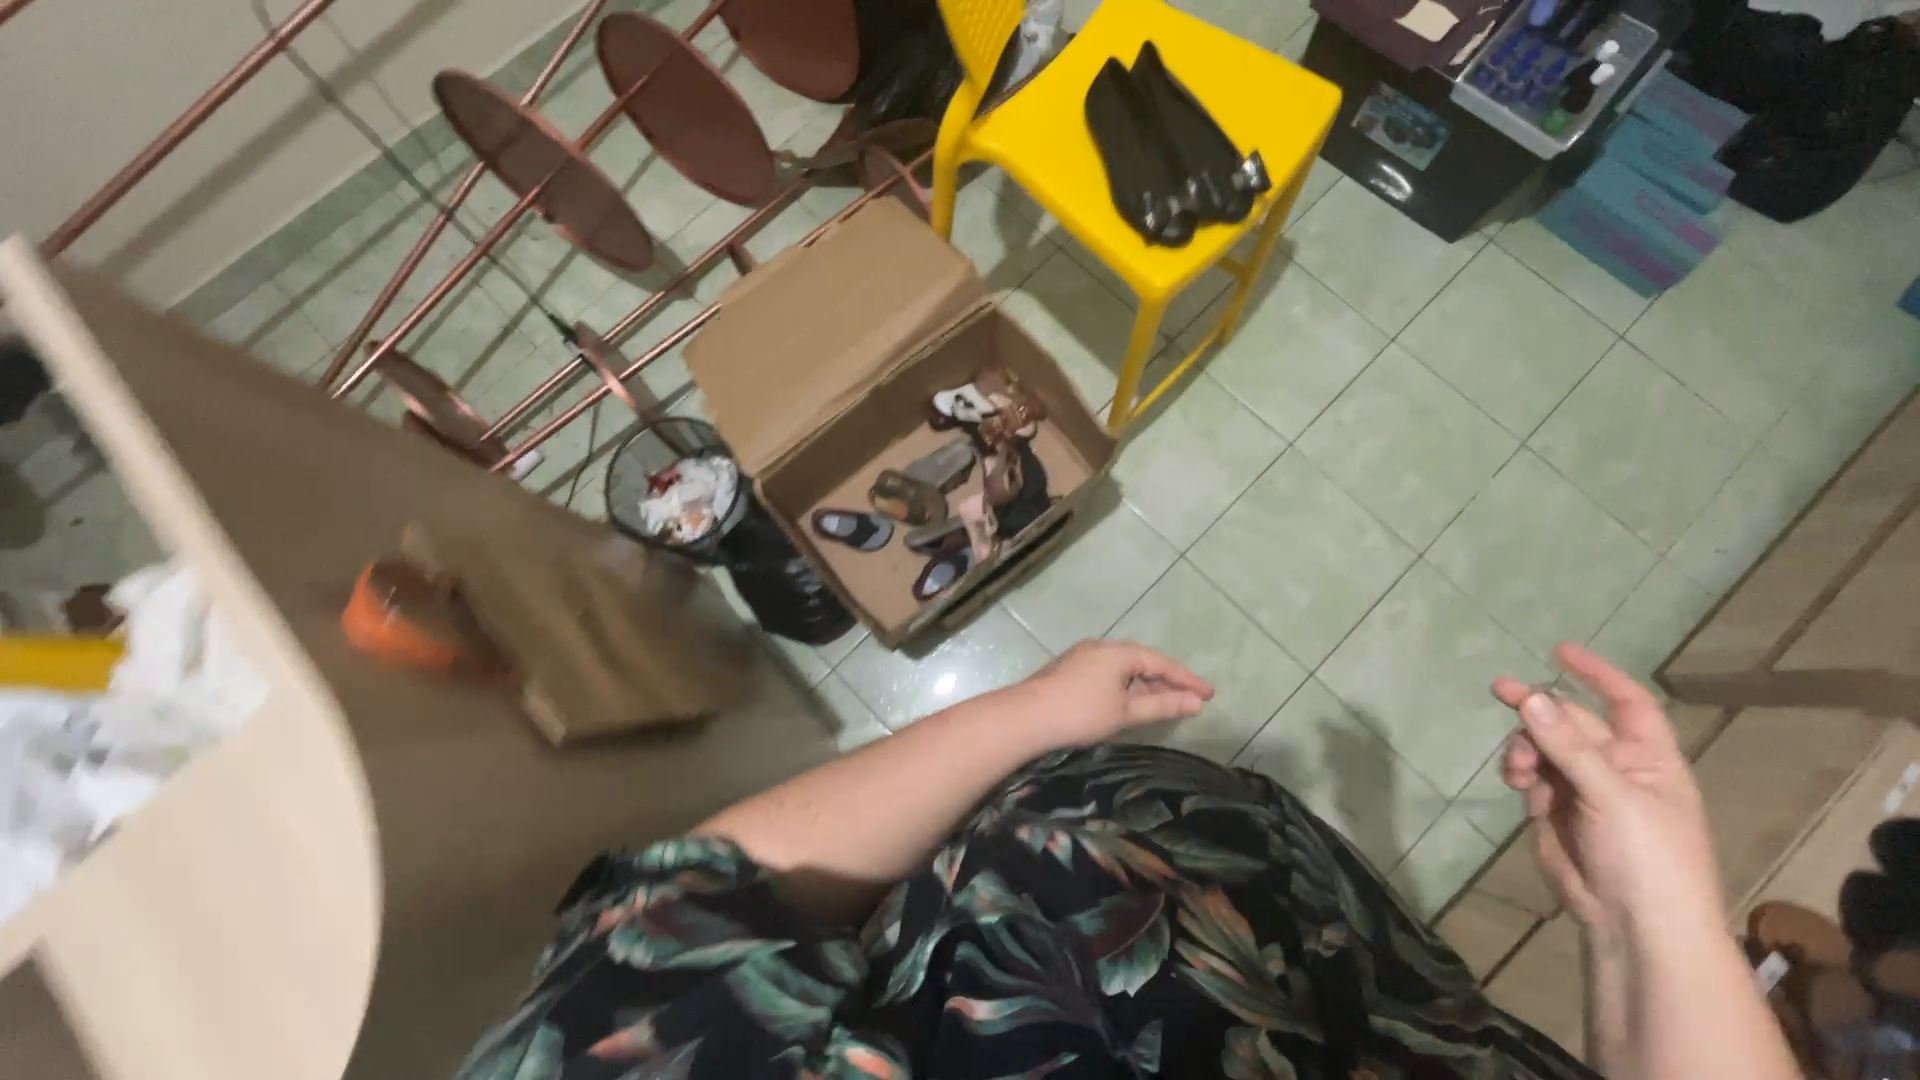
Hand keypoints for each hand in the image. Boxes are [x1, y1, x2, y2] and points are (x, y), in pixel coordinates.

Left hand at [1015, 641, 1213, 747]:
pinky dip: (1125, 687)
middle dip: (1166, 680)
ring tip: (1164, 703)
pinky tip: (1127, 703)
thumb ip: (1162, 706)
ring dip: (1144, 685)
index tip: (1209, 694)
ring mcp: (1081, 658)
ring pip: (1122, 669)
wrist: (1026, 717)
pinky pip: (1107, 674)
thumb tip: (1196, 703)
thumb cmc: (1080, 713)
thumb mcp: (1126, 712)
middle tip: (1190, 699)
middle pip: (1141, 661)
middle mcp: (1100, 648)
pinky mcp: (1068, 671)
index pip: (1161, 662)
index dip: (1186, 679)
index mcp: (1117, 652)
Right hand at [1491, 643, 1721, 946]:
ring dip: (1525, 750)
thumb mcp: (1611, 796)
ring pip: (1543, 748)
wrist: (1633, 925)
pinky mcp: (1555, 811)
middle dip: (1538, 709)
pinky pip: (1532, 776)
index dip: (1598, 675)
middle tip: (1499, 690)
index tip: (1559, 651)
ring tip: (1519, 772)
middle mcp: (1617, 768)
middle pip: (1571, 722)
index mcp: (1649, 760)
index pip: (1627, 703)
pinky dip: (1522, 776)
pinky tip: (1520, 788)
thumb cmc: (1647, 857)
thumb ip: (1567, 747)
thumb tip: (1529, 697)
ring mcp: (1584, 790)